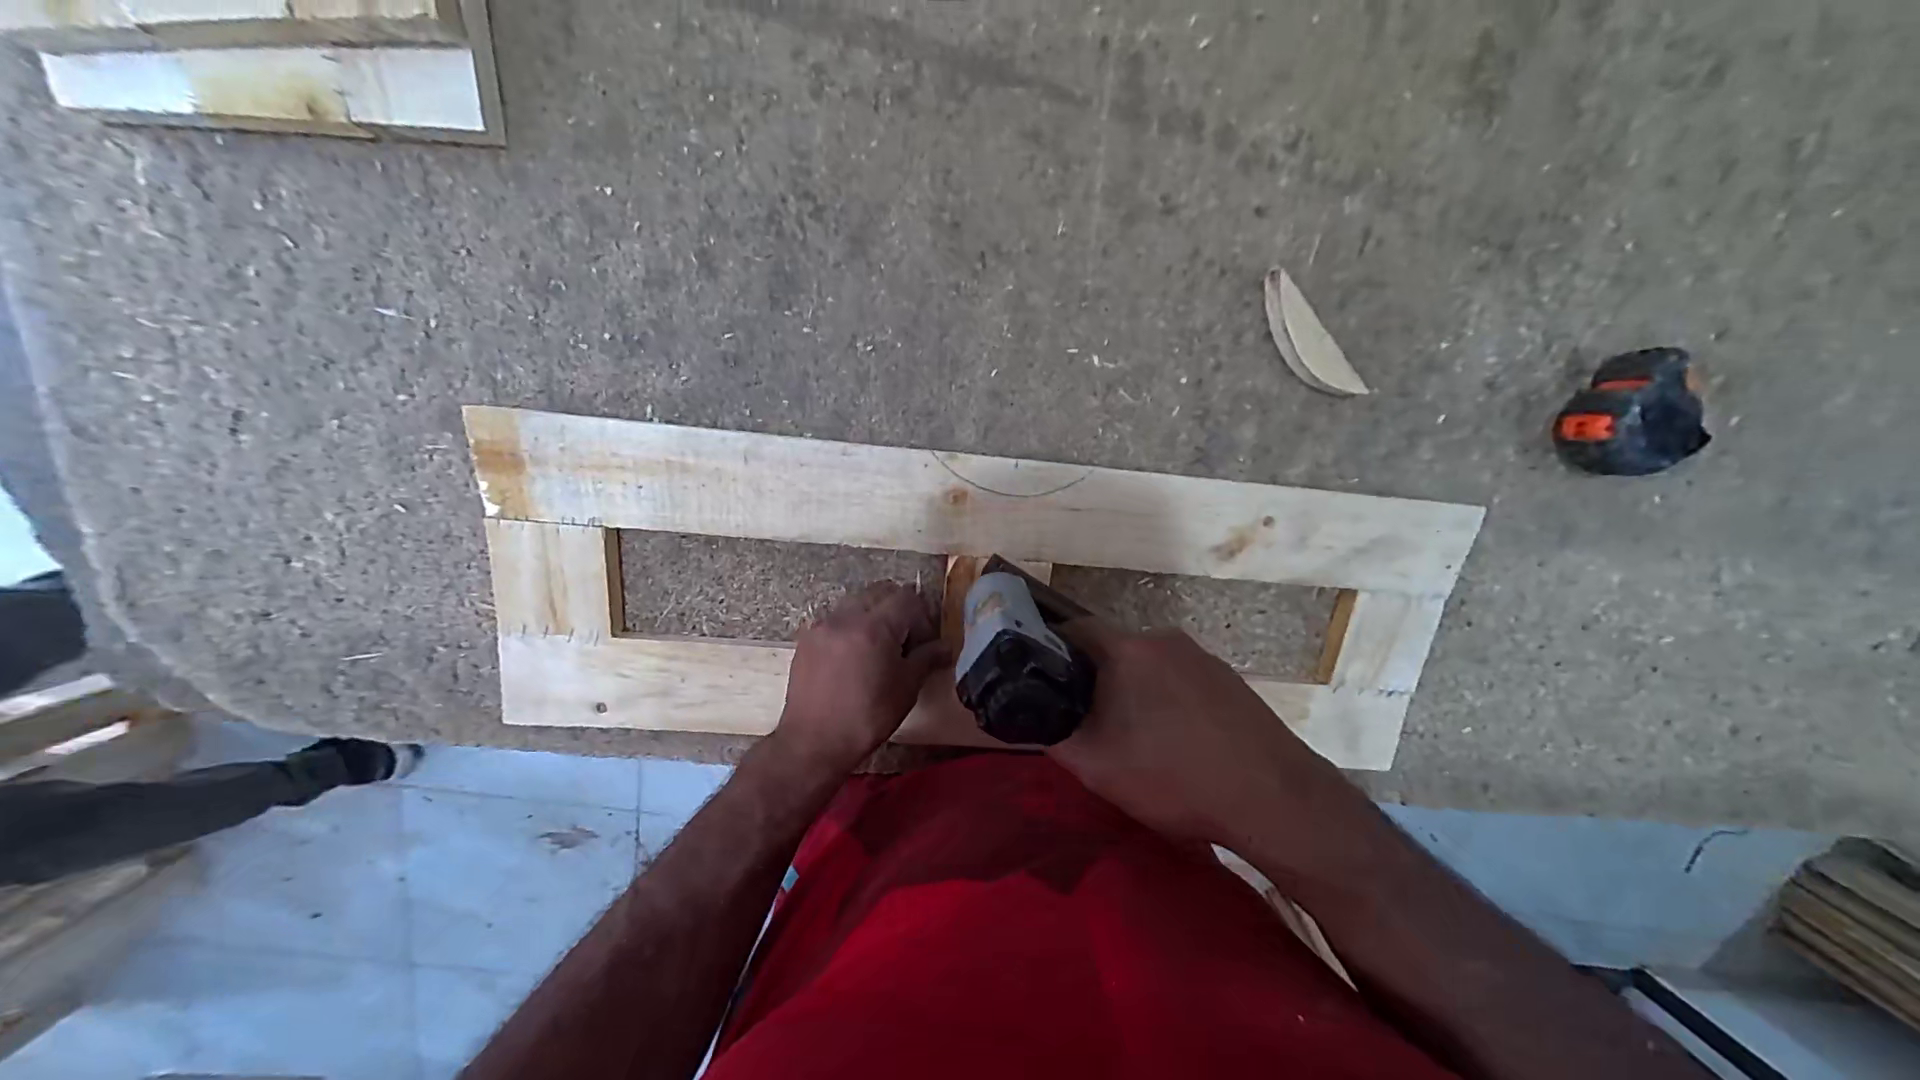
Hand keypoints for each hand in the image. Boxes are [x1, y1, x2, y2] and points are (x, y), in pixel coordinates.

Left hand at [773, 582, 949, 773]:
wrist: (814, 741)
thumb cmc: (868, 717)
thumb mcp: (906, 688)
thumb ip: (927, 658)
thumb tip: (946, 646)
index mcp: (875, 626)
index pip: (907, 597)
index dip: (922, 616)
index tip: (922, 642)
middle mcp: (846, 616)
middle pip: (880, 591)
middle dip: (898, 609)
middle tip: (904, 640)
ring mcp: (823, 625)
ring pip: (856, 602)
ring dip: (873, 615)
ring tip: (877, 648)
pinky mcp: (807, 638)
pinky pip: (836, 618)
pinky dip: (851, 627)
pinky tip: (853, 657)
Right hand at [1046, 620, 1367, 857]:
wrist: (1276, 800)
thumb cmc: (1174, 777)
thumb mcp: (1096, 766)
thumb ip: (1053, 735)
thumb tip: (1033, 718)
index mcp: (1127, 649)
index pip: (1074, 630)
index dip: (1050, 653)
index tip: (1042, 683)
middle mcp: (1165, 639)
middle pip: (1112, 648)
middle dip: (1093, 679)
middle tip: (1087, 721)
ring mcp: (1203, 658)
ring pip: (1148, 666)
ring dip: (1133, 691)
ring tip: (1135, 739)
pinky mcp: (1230, 679)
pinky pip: (1181, 680)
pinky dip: (1167, 701)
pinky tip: (1178, 743)